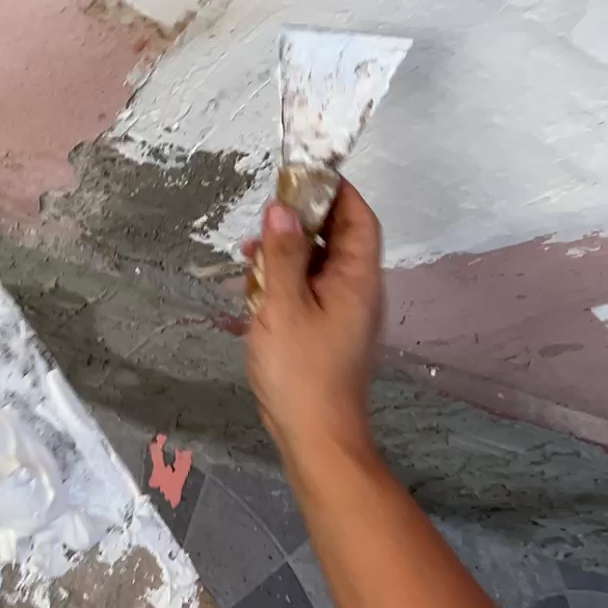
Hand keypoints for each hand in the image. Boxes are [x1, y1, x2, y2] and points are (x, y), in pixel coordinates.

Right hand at [243, 178, 384, 464]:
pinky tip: (254, 288)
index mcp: (356, 280)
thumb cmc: (299, 369)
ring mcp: (343, 312)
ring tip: (248, 254)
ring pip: (318, 264)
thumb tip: (281, 208)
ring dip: (286, 252)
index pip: (358, 219)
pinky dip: (284, 279)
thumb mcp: (282, 305)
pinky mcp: (327, 330)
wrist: (315, 434)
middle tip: (263, 217)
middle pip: (338, 238)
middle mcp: (357, 291)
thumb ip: (282, 254)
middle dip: (301, 221)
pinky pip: (308, 289)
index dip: (336, 191)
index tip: (302, 173)